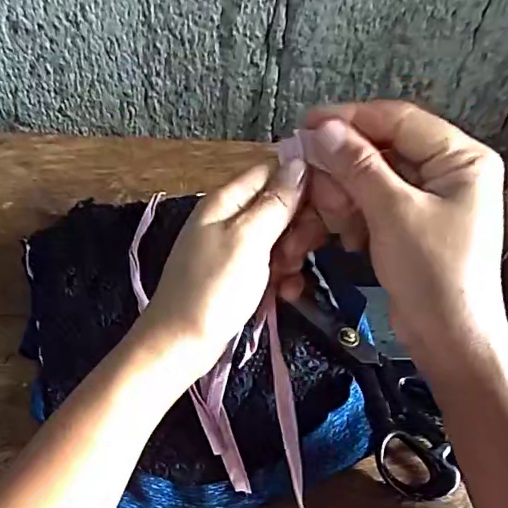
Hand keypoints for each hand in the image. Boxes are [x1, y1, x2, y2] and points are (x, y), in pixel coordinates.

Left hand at [132, 157, 306, 377]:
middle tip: (299, 251)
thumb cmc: (213, 290)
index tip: (325, 206)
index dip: (302, 183)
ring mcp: (232, 250)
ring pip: (279, 239)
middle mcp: (228, 219)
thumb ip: (276, 202)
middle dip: (299, 226)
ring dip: (293, 256)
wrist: (181, 344)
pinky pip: (269, 267)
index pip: (273, 170)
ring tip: (288, 276)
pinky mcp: (237, 278)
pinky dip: (281, 278)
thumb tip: (300, 163)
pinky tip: (286, 293)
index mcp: (225, 200)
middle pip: (279, 205)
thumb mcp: (249, 239)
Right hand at [295, 101, 507, 353]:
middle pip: (382, 151)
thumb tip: (325, 131)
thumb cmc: (436, 276)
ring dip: (346, 199)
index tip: (309, 124)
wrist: (448, 335)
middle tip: (317, 188)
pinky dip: (355, 219)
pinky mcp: (411, 228)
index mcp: (461, 159)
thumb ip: (358, 166)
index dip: (351, 119)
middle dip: (345, 171)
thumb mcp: (393, 213)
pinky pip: (374, 209)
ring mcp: (429, 203)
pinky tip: (349, 238)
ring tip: (335, 221)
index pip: (399, 119)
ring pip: (372, 182)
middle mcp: (448, 174)